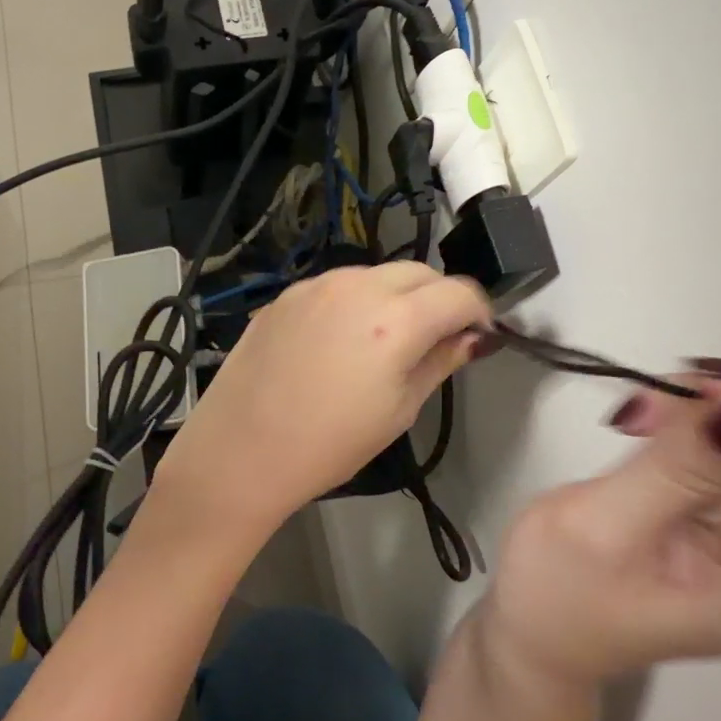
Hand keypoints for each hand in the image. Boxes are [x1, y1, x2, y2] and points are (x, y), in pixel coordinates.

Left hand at [153, 263, 489, 528]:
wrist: (242, 449)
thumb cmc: (329, 444)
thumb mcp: (399, 411)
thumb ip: (439, 362)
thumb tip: (469, 338)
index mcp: (395, 319)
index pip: (459, 292)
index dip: (478, 313)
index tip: (475, 336)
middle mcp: (355, 287)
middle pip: (417, 271)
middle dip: (437, 297)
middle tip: (434, 339)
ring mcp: (313, 286)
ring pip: (373, 274)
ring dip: (393, 295)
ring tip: (383, 341)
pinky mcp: (283, 296)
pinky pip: (333, 286)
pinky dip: (352, 301)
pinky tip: (338, 341)